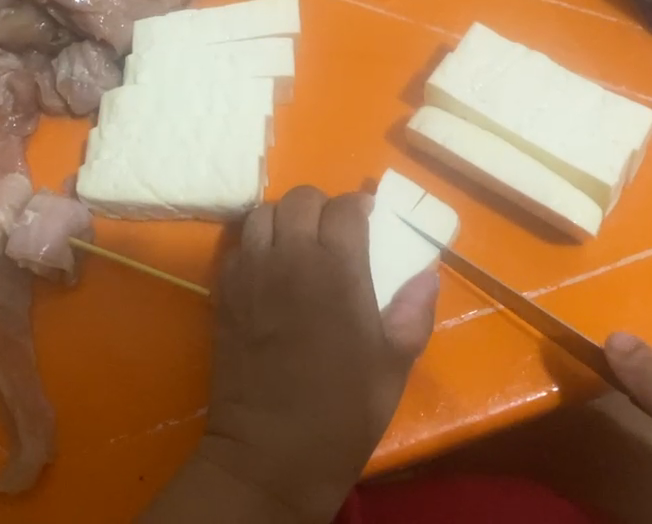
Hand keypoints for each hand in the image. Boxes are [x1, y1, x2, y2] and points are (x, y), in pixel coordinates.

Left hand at [193, 186, 439, 521]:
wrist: (269, 454)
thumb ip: (413, 312)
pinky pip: (237, 245)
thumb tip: (427, 274)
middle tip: (332, 234)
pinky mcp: (224, 290)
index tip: (367, 221)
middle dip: (320, 207)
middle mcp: (290, 256)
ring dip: (282, 219)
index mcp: (336, 268)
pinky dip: (253, 244)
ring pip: (262, 213)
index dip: (359, 208)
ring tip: (296, 244)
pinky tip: (266, 270)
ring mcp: (251, 270)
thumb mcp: (393, 366)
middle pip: (300, 198)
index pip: (345, 207)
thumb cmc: (341, 411)